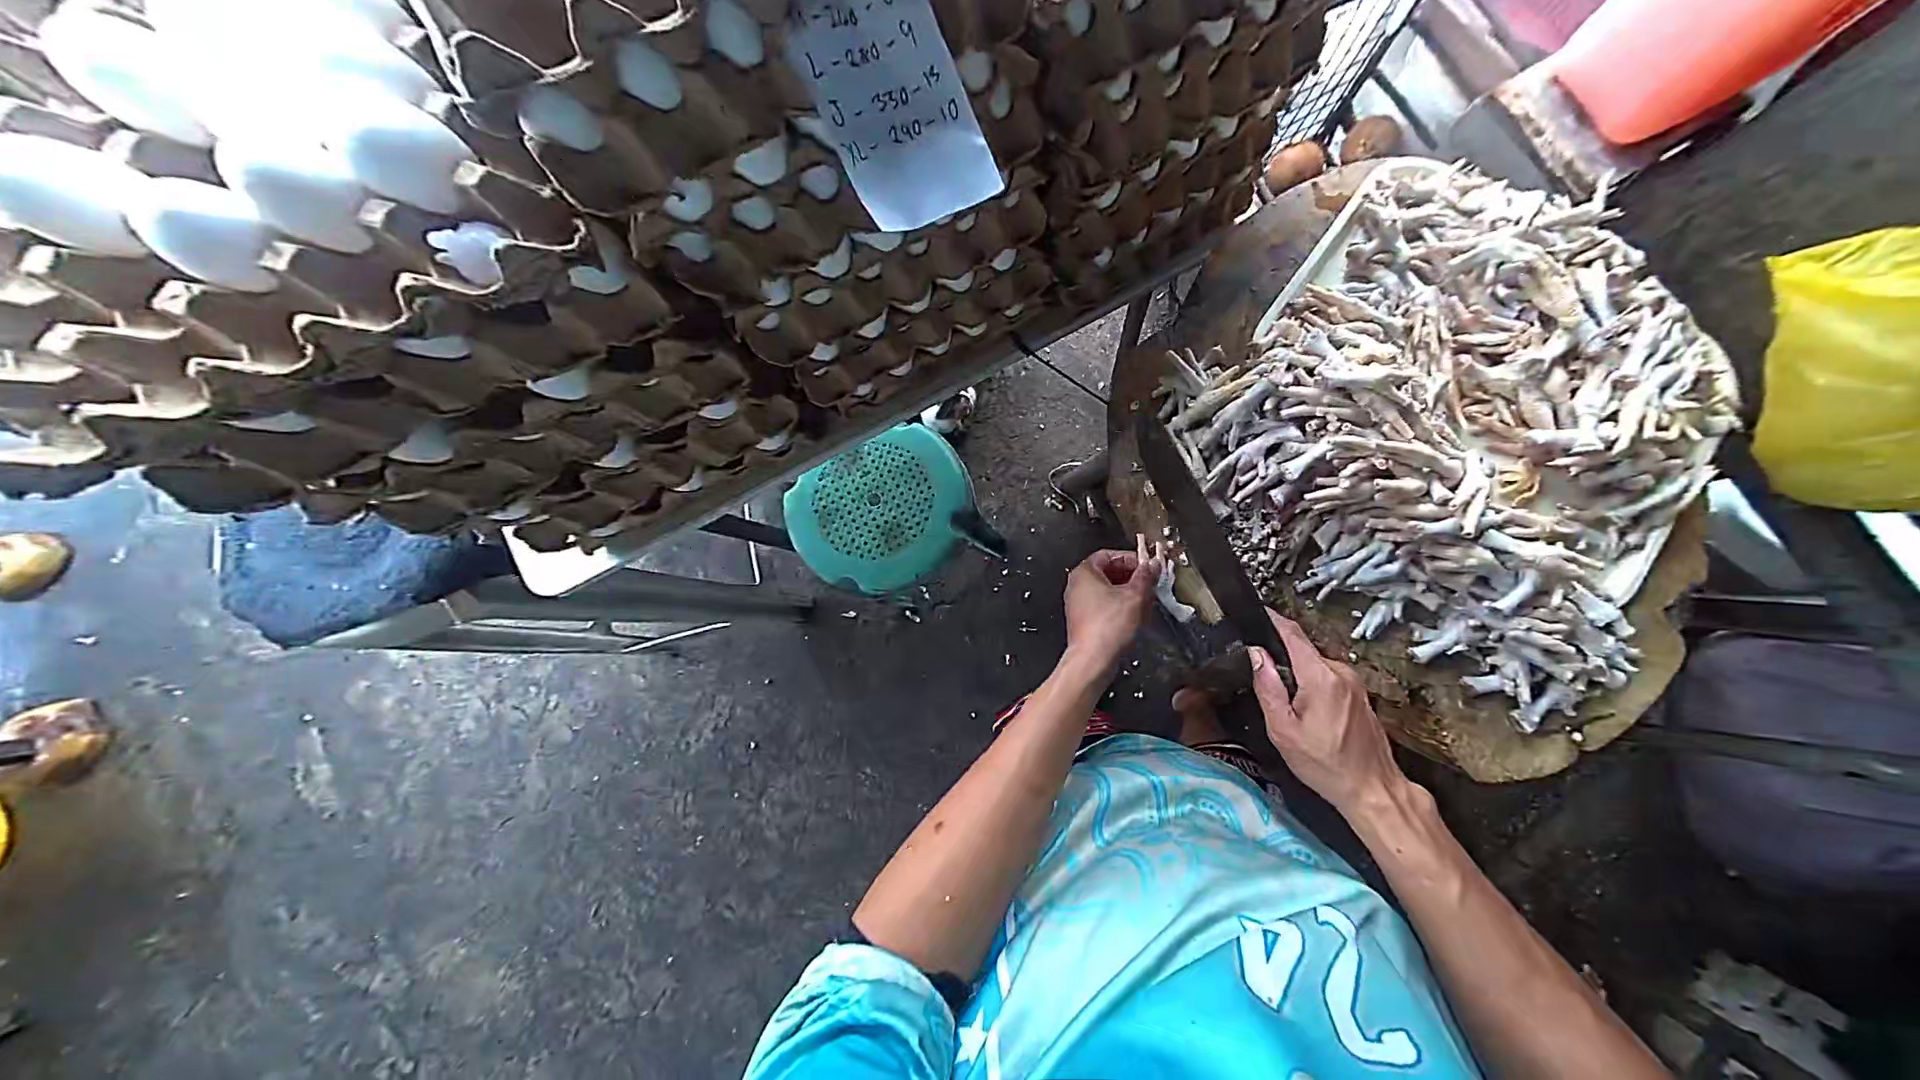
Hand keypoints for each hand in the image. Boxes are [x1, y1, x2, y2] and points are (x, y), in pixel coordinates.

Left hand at [1062, 539, 1160, 670]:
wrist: (1093, 659)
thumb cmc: (1107, 627)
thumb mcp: (1135, 596)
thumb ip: (1145, 576)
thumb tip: (1151, 566)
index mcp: (1084, 573)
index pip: (1109, 555)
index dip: (1131, 558)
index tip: (1147, 564)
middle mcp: (1077, 586)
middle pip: (1108, 572)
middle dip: (1132, 576)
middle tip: (1150, 581)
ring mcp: (1079, 604)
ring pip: (1108, 590)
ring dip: (1129, 592)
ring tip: (1146, 600)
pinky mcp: (1085, 620)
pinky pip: (1105, 606)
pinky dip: (1120, 607)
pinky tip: (1136, 615)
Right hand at [1248, 609, 1407, 816]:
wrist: (1372, 789)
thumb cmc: (1326, 765)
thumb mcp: (1282, 728)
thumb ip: (1267, 687)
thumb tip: (1256, 655)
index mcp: (1321, 677)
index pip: (1292, 634)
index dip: (1272, 620)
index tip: (1257, 613)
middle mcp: (1341, 674)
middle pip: (1302, 650)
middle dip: (1280, 658)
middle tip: (1262, 679)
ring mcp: (1354, 684)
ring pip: (1314, 666)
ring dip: (1296, 675)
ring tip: (1286, 705)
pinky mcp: (1359, 695)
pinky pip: (1327, 678)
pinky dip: (1311, 686)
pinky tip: (1306, 713)